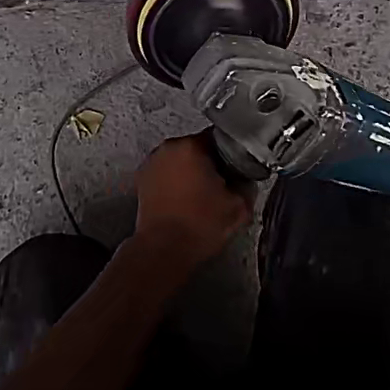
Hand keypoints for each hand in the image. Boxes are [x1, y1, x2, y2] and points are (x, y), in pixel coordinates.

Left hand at [132, 133, 252, 268]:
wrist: (163, 251)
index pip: (218, 138)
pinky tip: (185, 201)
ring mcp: (153, 163)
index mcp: (191, 146)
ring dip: (191, 172)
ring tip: (200, 197)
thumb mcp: (238, 207)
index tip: (235, 170)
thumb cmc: (197, 227)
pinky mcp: (142, 180)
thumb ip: (247, 187)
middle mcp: (169, 148)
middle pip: (198, 148)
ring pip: (181, 160)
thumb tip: (246, 181)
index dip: (230, 155)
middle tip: (219, 186)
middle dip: (209, 163)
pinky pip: (167, 173)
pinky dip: (175, 182)